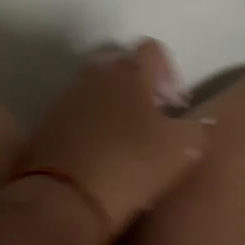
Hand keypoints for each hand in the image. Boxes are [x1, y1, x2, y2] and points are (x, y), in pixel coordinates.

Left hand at [19, 39, 206, 240]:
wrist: (64, 195)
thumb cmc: (130, 164)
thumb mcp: (182, 150)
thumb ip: (194, 129)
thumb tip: (190, 122)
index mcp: (129, 72)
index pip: (152, 49)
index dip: (169, 72)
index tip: (176, 105)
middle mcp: (96, 73)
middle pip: (122, 66)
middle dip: (140, 88)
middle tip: (153, 121)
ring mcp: (68, 94)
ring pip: (98, 89)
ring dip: (115, 106)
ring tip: (128, 142)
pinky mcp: (49, 119)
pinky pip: (78, 111)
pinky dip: (93, 124)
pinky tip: (102, 154)